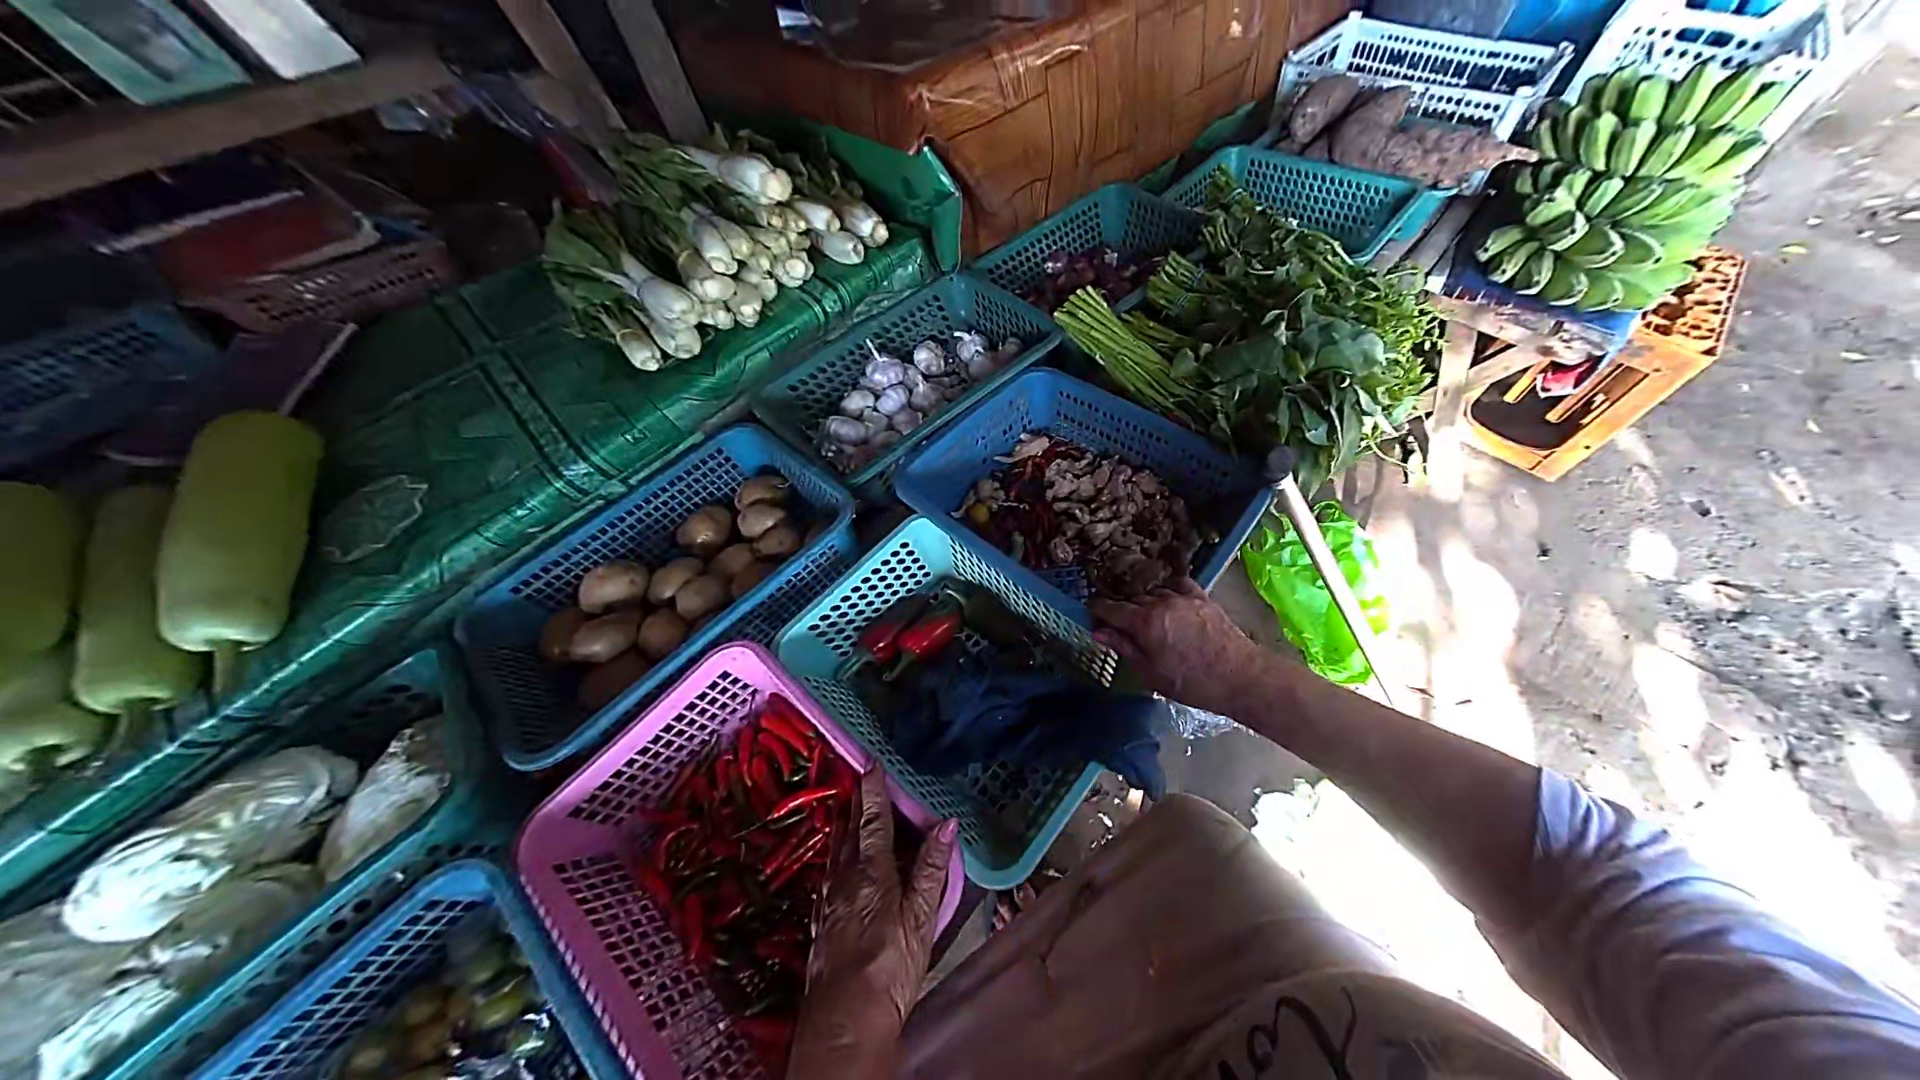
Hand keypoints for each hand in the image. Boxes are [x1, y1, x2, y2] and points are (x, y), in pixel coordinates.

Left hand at [787, 766, 956, 1079]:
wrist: (845, 1021)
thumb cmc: (890, 967)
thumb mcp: (920, 917)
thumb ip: (931, 868)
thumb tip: (946, 823)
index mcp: (871, 872)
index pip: (874, 821)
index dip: (874, 791)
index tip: (871, 763)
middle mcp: (845, 878)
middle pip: (851, 831)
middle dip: (857, 803)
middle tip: (859, 778)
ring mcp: (829, 900)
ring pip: (837, 850)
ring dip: (844, 826)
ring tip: (848, 809)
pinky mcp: (822, 921)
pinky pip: (830, 873)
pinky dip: (837, 855)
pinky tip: (838, 863)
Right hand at [1089, 578, 1270, 715]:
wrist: (1240, 677)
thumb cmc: (1192, 683)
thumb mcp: (1150, 673)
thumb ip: (1124, 648)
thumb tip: (1098, 632)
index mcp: (1144, 622)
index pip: (1111, 609)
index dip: (1098, 610)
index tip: (1092, 613)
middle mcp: (1161, 603)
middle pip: (1132, 600)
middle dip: (1122, 609)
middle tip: (1119, 624)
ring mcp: (1183, 598)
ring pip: (1153, 592)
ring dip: (1145, 602)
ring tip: (1145, 617)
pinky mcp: (1202, 598)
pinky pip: (1178, 585)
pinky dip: (1168, 590)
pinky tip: (1168, 600)